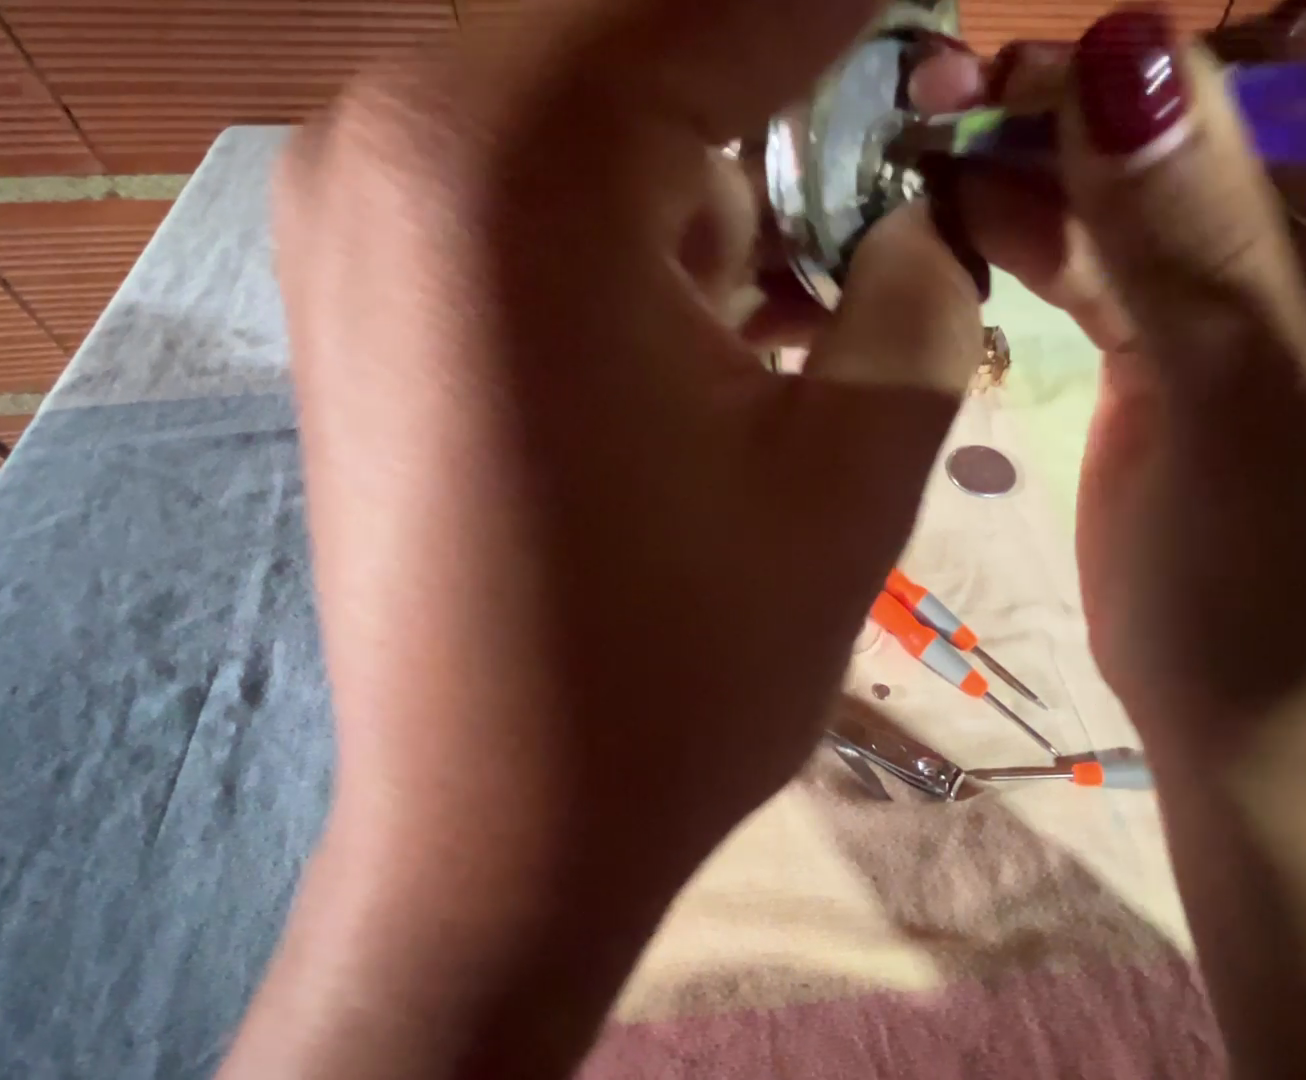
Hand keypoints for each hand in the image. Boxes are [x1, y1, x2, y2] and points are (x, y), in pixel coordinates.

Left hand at [275, 0, 981, 849]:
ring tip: (820, 253)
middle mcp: (395, 136)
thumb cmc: (684, 671)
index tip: (948, 46)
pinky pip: (531, 179)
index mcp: (520, 155)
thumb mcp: (855, 465)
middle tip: (897, 155)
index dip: (877, 11)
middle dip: (796, 72)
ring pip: (587, 96)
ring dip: (722, 148)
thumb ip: (918, 279)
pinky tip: (721, 306)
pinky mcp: (366, 289)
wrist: (502, 834)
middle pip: (646, 21)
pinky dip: (643, 207)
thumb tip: (921, 200)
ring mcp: (357, 210)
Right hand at [917, 1, 1305, 783]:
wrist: (1243, 735)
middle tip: (1002, 80)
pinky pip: (1115, 247)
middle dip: (1148, 83)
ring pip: (1177, 167)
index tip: (1195, 65)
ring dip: (1065, 147)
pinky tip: (964, 196)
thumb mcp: (1262, 413)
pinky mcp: (1187, 333)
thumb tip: (1119, 50)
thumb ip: (1194, 234)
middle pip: (1286, 87)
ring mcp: (1284, 282)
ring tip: (950, 118)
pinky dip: (1041, 224)